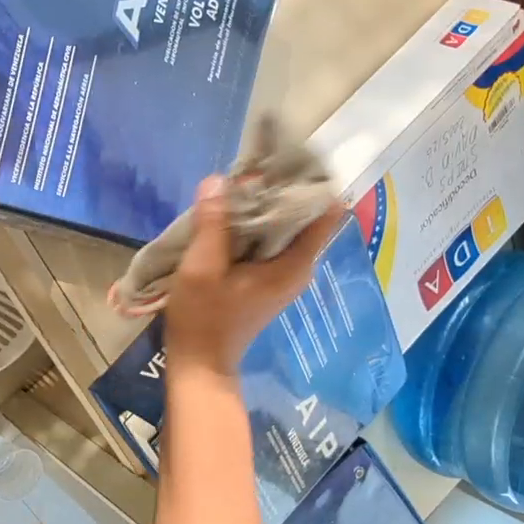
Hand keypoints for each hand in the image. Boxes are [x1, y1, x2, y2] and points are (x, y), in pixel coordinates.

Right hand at [164, 177, 346, 374]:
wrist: (199, 364)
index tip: (283, 160)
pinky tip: (230, 215)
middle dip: (280, 190)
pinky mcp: (266, 279)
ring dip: (263, 207)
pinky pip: (268, 241)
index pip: (324, 212)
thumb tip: (218, 180)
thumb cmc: (203, 318)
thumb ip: (212, 224)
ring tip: (238, 185)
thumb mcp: (201, 268)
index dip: (307, 182)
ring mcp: (283, 274)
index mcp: (294, 264)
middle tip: (252, 167)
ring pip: (283, 228)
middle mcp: (297, 267)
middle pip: (302, 216)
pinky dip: (254, 225)